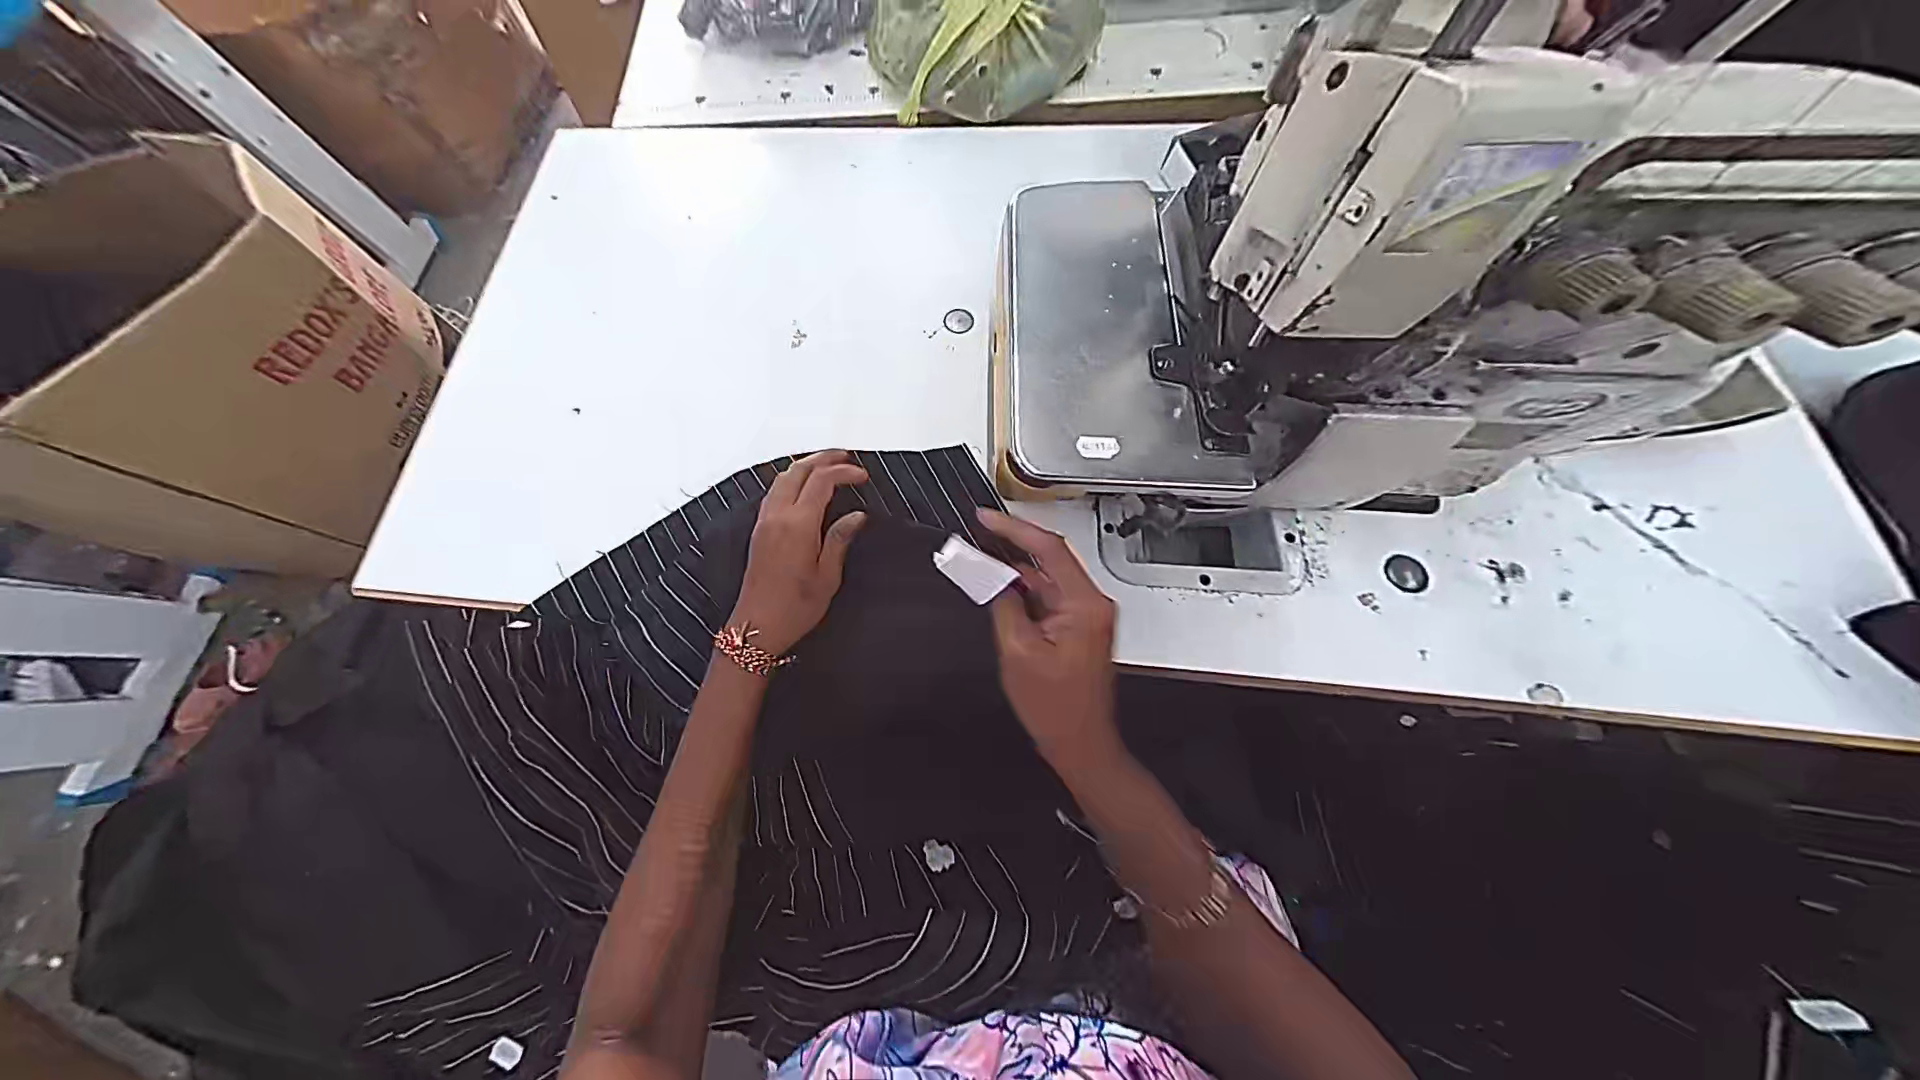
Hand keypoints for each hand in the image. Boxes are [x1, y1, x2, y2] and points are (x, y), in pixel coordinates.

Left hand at [729, 451, 869, 654]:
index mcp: (798, 525)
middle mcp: (777, 517)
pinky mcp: (759, 531)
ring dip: (805, 466)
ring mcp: (764, 522)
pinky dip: (791, 480)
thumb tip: (856, 516)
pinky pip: (774, 492)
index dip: (844, 472)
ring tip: (826, 466)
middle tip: (845, 458)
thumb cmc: (794, 608)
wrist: (756, 627)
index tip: (862, 476)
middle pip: (798, 471)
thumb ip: (840, 539)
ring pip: (783, 478)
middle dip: (823, 458)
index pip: (822, 481)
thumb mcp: (828, 576)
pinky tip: (802, 487)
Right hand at [977, 508, 1120, 762]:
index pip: (1049, 548)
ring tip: (984, 564)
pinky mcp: (1080, 624)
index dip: (1014, 528)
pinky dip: (1025, 590)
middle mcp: (1093, 604)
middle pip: (1050, 558)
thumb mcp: (1018, 651)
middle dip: (1012, 547)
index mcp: (1085, 605)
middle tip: (980, 536)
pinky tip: (1002, 589)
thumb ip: (1005, 604)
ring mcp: (1088, 614)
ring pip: (1047, 577)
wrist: (1079, 741)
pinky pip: (1049, 595)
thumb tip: (992, 577)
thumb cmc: (1058, 709)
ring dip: (1017, 571)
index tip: (988, 519)